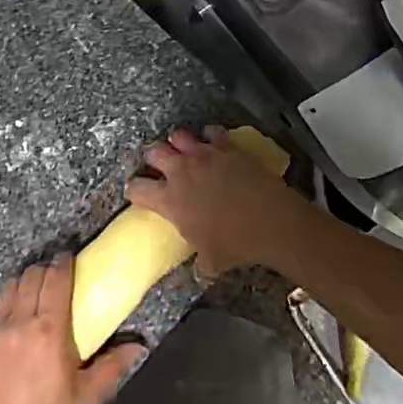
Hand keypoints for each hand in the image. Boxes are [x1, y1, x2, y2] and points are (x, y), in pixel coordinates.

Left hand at [0, 255, 143, 403]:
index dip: (63, 262)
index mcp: (49, 330)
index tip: (68, 256)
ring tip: (30, 294)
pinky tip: (7, 326)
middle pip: (30, 276)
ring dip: (21, 284)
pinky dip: (1, 312)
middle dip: (43, 270)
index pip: (56, 279)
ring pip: (7, 290)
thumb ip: (112, 366)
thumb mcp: (85, 399)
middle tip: (53, 275)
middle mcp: (18, 323)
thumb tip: (139, 346)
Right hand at [124, 126, 314, 273]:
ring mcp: (203, 155)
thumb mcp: (211, 261)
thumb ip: (199, 263)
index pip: (137, 188)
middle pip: (153, 152)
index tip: (136, 193)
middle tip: (159, 165)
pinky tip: (214, 144)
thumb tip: (199, 272)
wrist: (269, 219)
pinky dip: (209, 136)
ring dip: (178, 142)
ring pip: (178, 135)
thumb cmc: (234, 243)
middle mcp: (181, 171)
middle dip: (153, 157)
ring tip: (183, 150)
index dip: (133, 190)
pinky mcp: (226, 146)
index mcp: (169, 199)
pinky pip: (211, 132)